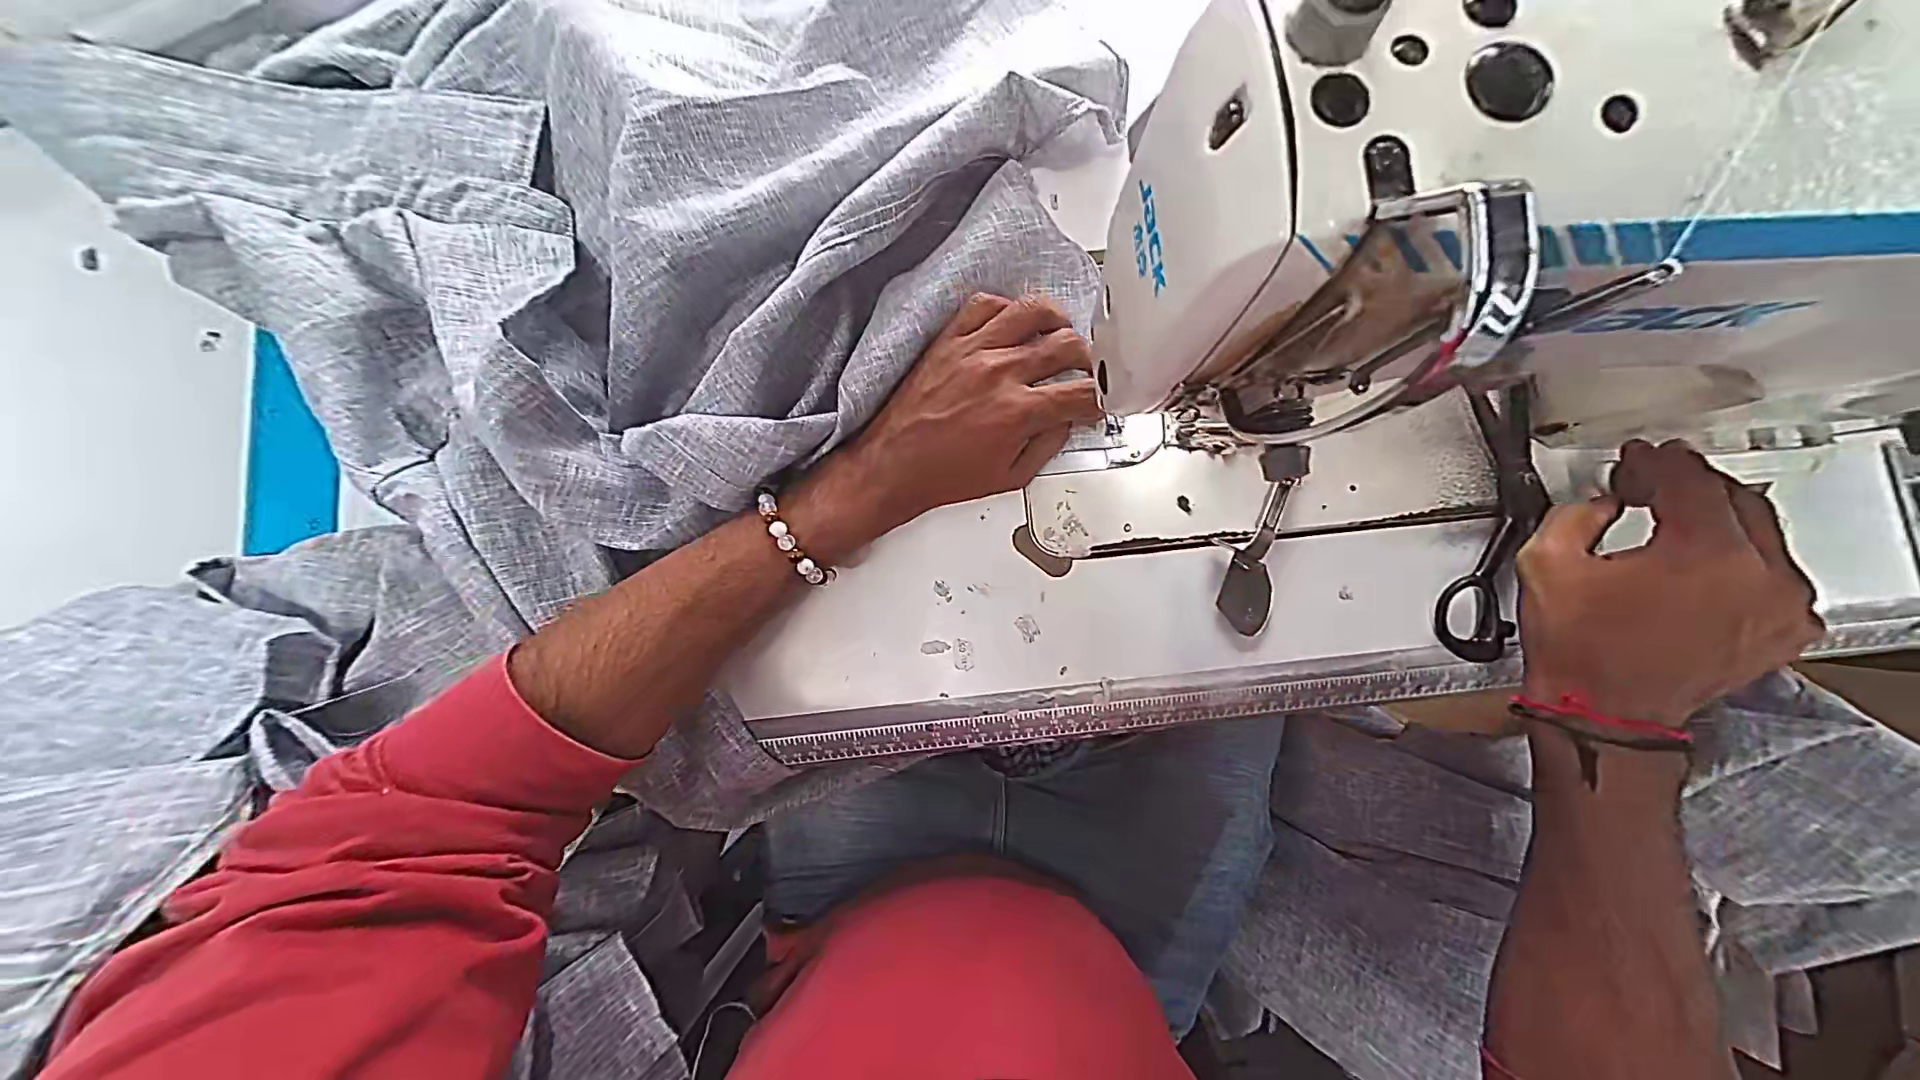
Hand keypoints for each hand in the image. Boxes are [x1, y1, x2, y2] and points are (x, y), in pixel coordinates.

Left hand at [785, 293, 1102, 558]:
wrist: (892, 466)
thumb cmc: (941, 475)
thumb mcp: (1010, 476)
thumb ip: (1048, 444)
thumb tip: (1067, 420)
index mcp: (1018, 412)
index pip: (1083, 392)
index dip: (1103, 396)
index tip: (1101, 399)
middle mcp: (998, 373)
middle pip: (1067, 345)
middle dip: (1088, 359)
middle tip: (1085, 370)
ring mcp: (972, 351)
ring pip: (1032, 311)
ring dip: (1057, 321)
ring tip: (1059, 334)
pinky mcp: (947, 341)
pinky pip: (985, 304)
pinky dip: (1007, 308)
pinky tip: (1012, 324)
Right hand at [1516, 439, 1824, 726]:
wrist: (1603, 707)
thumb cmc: (1577, 648)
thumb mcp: (1544, 564)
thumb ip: (1575, 515)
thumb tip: (1601, 503)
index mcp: (1702, 553)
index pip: (1689, 483)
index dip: (1658, 463)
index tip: (1641, 457)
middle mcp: (1758, 575)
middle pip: (1736, 501)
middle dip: (1691, 484)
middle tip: (1654, 479)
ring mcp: (1780, 606)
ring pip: (1761, 536)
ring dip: (1717, 519)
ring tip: (1675, 518)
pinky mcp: (1783, 629)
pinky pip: (1772, 575)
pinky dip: (1738, 558)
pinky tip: (1701, 561)